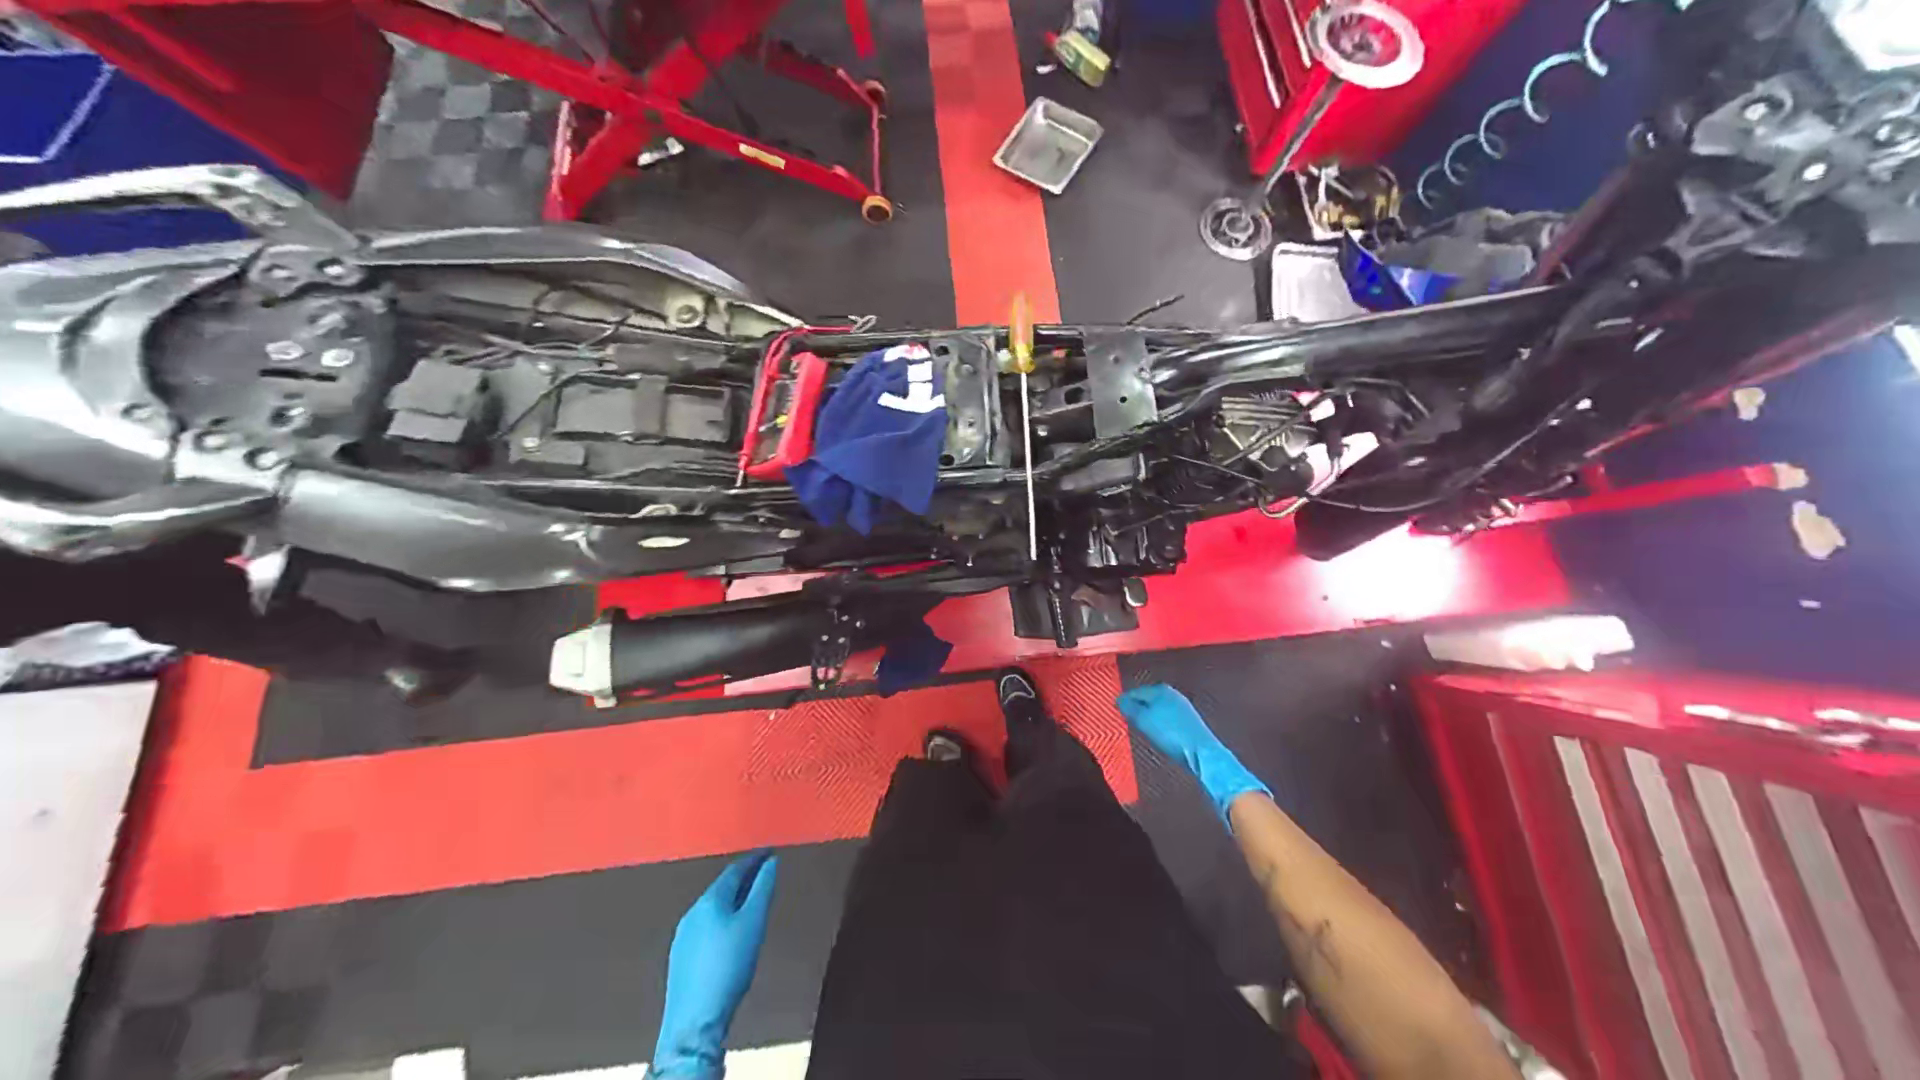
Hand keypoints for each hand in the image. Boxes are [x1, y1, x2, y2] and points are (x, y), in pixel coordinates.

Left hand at [652, 851, 779, 1079]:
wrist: (693, 1021)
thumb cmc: (729, 965)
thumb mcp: (753, 923)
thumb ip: (763, 889)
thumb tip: (771, 862)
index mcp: (710, 900)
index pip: (735, 870)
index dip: (754, 859)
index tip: (771, 851)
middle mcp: (693, 912)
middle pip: (722, 887)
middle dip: (744, 878)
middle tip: (764, 873)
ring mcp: (683, 936)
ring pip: (713, 907)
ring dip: (733, 899)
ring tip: (752, 900)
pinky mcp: (681, 958)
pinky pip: (706, 925)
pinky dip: (723, 918)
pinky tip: (730, 932)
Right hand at [1116, 684, 1270, 825]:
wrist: (1201, 752)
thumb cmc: (1171, 734)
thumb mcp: (1143, 720)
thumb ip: (1129, 708)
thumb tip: (1120, 700)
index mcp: (1160, 690)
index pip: (1135, 692)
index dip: (1124, 701)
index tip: (1116, 710)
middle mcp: (1172, 695)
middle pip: (1147, 699)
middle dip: (1136, 708)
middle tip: (1126, 719)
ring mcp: (1182, 707)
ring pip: (1157, 708)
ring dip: (1147, 716)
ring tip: (1140, 727)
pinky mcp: (1188, 721)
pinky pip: (1166, 717)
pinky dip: (1158, 723)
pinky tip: (1157, 733)